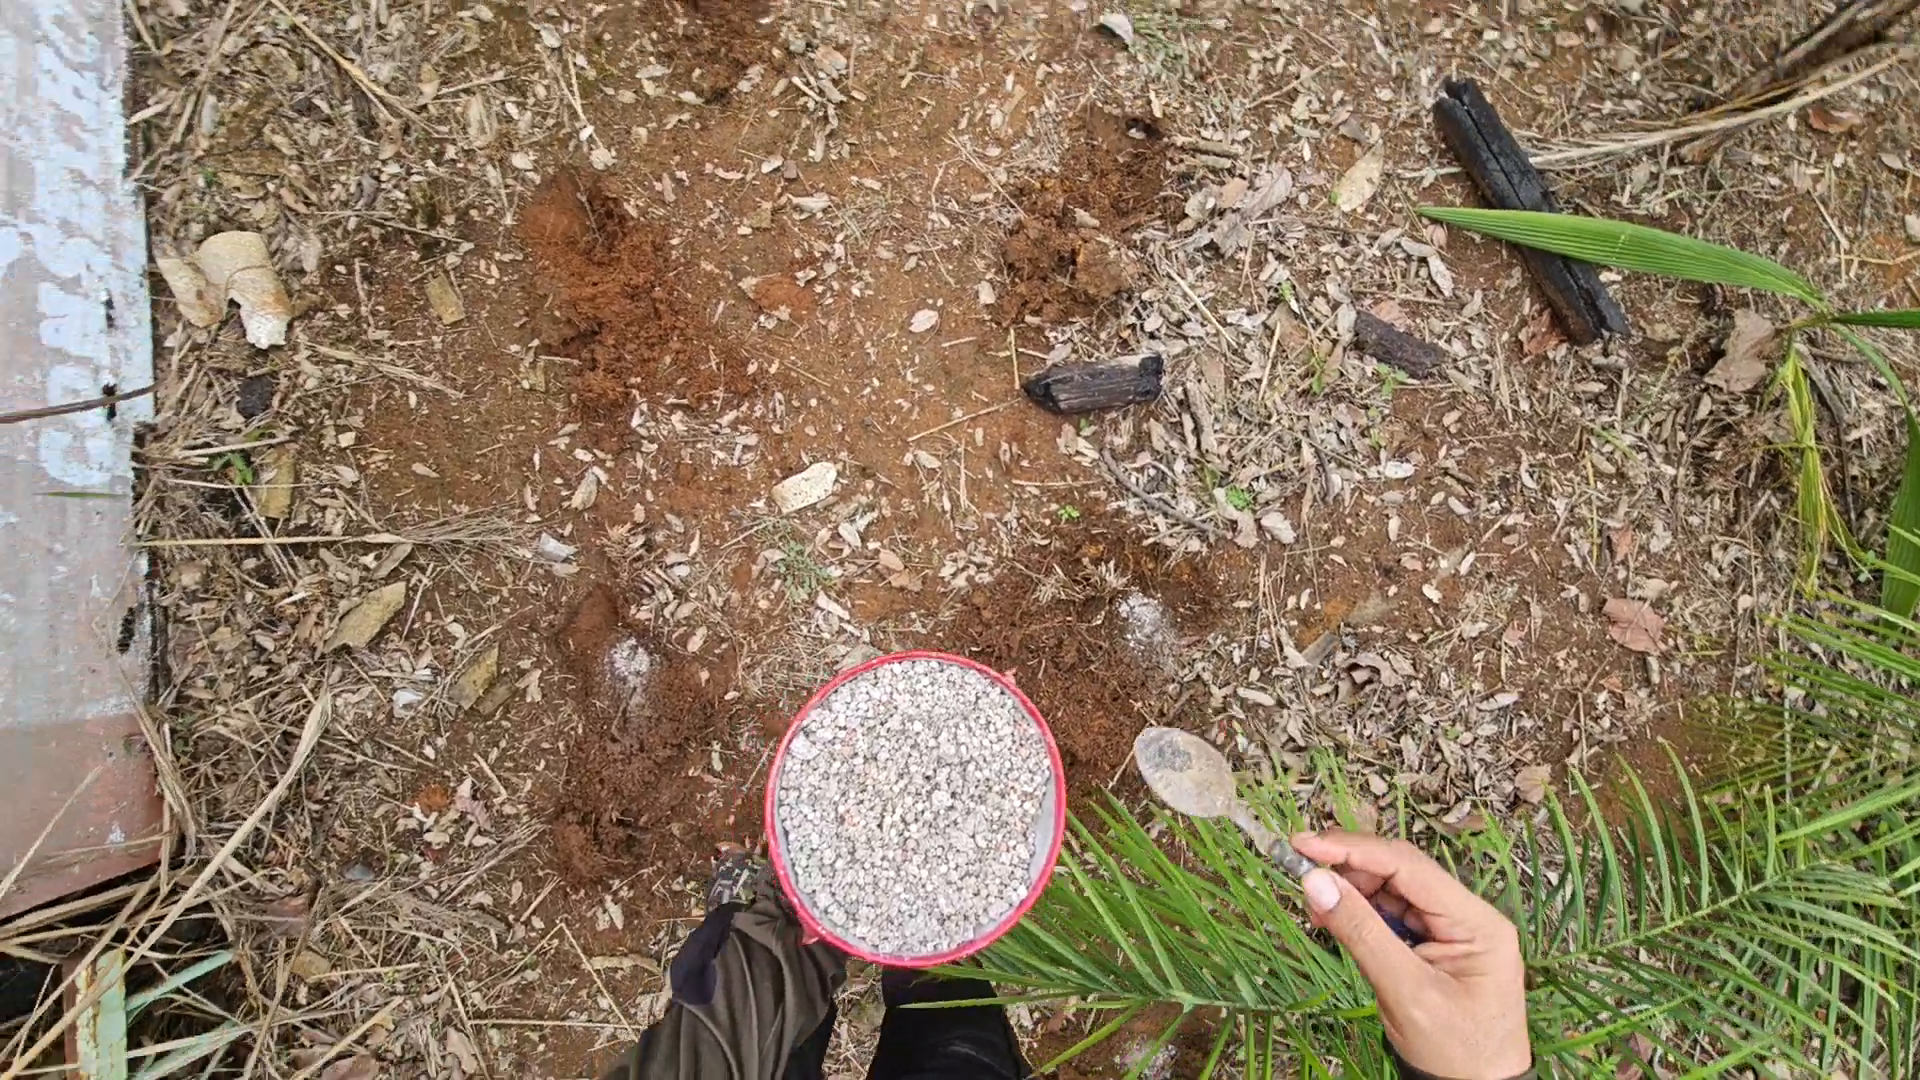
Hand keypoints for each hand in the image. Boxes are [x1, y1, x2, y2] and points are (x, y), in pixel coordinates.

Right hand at [1291, 831, 1530, 1079]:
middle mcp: (1464, 912)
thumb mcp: (1405, 993)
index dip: (1352, 849)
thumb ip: (1361, 932)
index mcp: (1476, 922)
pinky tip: (1335, 919)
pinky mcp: (1429, 934)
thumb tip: (1313, 880)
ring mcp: (1447, 922)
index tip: (1303, 844)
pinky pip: (1385, 904)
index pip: (1407, 865)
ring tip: (1318, 910)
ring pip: (1386, 883)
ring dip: (1347, 888)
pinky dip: (1355, 906)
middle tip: (1303, 877)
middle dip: (1346, 868)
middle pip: (1395, 868)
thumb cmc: (1453, 1050)